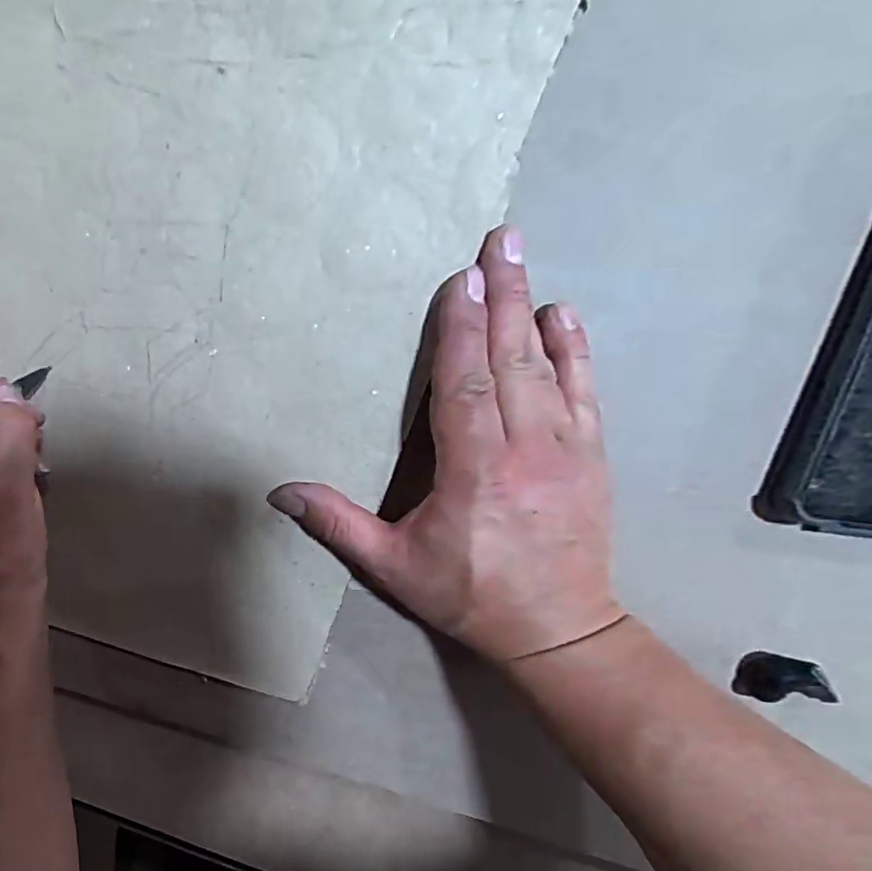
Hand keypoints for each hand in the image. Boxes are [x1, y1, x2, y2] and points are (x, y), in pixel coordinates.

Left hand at [0, 379, 48, 609]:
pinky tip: (28, 468)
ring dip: (1, 436)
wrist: (8, 604)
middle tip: (31, 421)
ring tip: (35, 449)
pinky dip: (2, 456)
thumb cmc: (0, 547)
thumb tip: (7, 394)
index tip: (4, 397)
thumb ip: (8, 427)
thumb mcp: (7, 479)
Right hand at [268, 226, 625, 660]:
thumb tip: (278, 492)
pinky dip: (575, 349)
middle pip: (511, 360)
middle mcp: (529, 450)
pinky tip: (565, 315)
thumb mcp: (390, 565)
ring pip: (548, 367)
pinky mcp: (592, 457)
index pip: (466, 387)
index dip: (460, 331)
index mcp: (477, 472)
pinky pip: (584, 391)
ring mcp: (568, 450)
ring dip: (533, 309)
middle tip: (499, 240)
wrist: (561, 630)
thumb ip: (336, 523)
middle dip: (501, 297)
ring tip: (522, 259)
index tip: (458, 280)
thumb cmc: (467, 594)